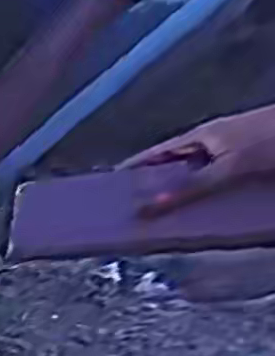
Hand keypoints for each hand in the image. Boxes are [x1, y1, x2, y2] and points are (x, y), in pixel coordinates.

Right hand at [122, 106, 274, 216]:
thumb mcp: (233, 164)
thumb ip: (189, 188)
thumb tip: (141, 212)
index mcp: (202, 136)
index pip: (150, 156)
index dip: (126, 174)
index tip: (101, 196)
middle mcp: (215, 142)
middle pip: (170, 169)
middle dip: (150, 189)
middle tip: (125, 213)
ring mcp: (235, 153)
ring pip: (194, 178)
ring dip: (178, 196)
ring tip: (159, 218)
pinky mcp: (253, 164)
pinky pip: (217, 185)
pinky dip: (204, 198)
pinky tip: (198, 212)